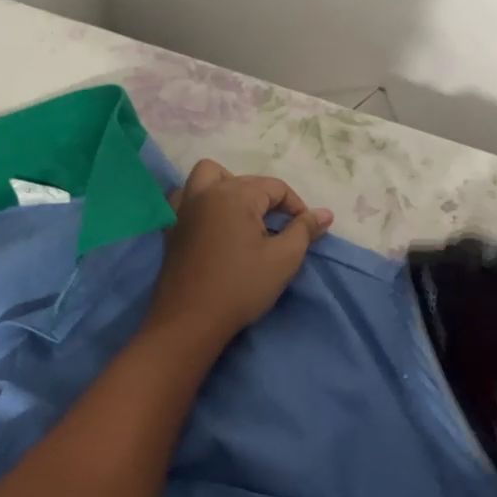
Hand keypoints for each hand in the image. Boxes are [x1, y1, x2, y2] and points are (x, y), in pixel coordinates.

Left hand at [144, 160, 333, 348]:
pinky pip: (184, 198)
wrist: (190, 320)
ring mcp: (184, 209)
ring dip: (228, 185)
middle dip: (267, 199)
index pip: (275, 187)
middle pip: (245, 180)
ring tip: (242, 213)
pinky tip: (211, 222)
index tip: (305, 231)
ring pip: (207, 176)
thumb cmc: (241, 287)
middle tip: (279, 228)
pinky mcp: (172, 228)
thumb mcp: (284, 258)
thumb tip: (324, 213)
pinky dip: (199, 201)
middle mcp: (207, 193)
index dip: (296, 207)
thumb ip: (305, 230)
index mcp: (236, 195)